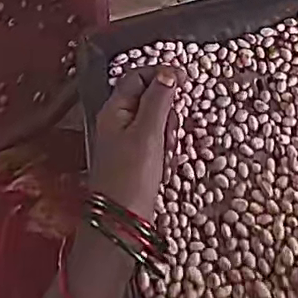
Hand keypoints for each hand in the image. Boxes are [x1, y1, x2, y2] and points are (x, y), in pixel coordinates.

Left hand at [89, 65, 178, 219]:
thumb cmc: (131, 177)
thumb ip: (158, 100)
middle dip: (165, 110)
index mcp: (114, 109)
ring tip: (166, 151)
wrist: (121, 224)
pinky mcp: (135, 159)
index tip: (183, 78)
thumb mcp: (148, 133)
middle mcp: (117, 121)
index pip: (137, 76)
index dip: (160, 74)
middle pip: (148, 98)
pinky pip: (155, 142)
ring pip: (154, 121)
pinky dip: (164, 148)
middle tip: (169, 130)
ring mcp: (125, 140)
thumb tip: (168, 72)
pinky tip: (164, 164)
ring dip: (166, 131)